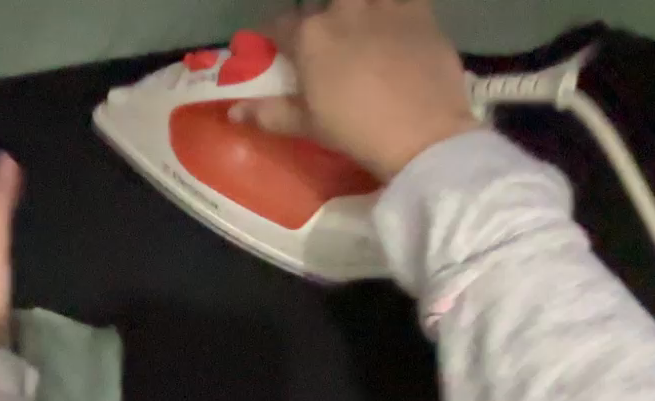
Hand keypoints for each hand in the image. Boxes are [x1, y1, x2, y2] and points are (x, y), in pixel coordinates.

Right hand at [230, 0, 482, 180]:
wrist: (420, 133)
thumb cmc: (356, 133)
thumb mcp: (309, 127)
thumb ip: (270, 113)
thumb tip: (234, 111)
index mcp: (310, 37)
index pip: (280, 26)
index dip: (273, 37)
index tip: (274, 48)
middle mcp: (342, 10)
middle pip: (321, 4)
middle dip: (317, 17)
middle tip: (323, 38)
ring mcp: (383, 5)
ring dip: (353, 10)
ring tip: (357, 27)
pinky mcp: (418, 9)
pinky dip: (391, 7)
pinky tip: (391, 22)